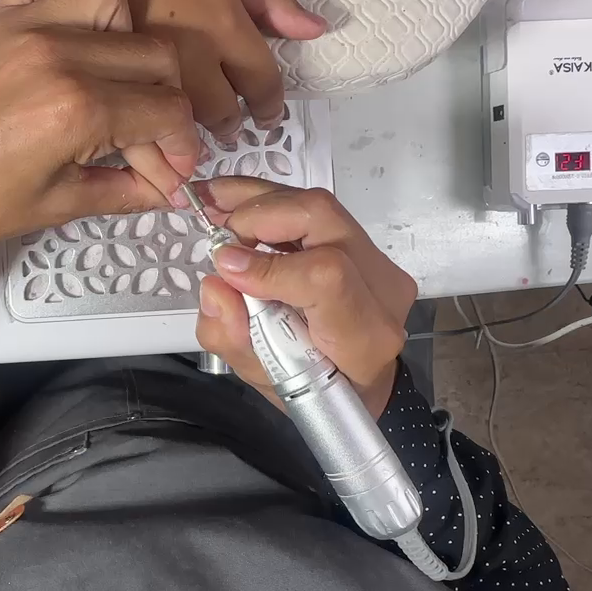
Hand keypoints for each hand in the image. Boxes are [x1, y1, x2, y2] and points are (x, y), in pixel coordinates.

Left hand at [0, 0, 205, 272]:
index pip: (169, 111)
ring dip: (131, 35)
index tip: (175, 168)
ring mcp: (24, 25)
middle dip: (170, 100)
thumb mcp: (58, 206)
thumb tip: (171, 188)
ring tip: (116, 80)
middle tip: (153, 137)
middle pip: (157, 55)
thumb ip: (127, 190)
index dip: (183, 145)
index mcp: (76, 110)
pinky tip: (67, 36)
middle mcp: (58, 53)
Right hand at [0, 0, 324, 140]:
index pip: (262, 82)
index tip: (269, 114)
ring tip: (191, 132)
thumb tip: (314, 30)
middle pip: (219, 113)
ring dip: (189, 131)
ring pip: (174, 123)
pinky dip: (145, 129)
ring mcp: (140, 71)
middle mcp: (186, 58)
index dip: (271, 104)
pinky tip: (147, 125)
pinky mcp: (98, 76)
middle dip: (230, 124)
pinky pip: (129, 118)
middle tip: (230, 128)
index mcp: (222, 25)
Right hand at [194, 178, 417, 414]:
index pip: (325, 276)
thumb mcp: (261, 377)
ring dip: (256, 201)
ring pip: (316, 203)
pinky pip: (313, 208)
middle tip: (218, 238)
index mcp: (362, 336)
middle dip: (257, 217)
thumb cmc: (313, 389)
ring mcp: (376, 260)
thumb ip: (232, 336)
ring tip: (211, 203)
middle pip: (321, 217)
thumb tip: (215, 285)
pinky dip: (267, 202)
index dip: (268, 265)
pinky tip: (232, 205)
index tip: (223, 266)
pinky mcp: (361, 242)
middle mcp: (380, 288)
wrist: (357, 382)